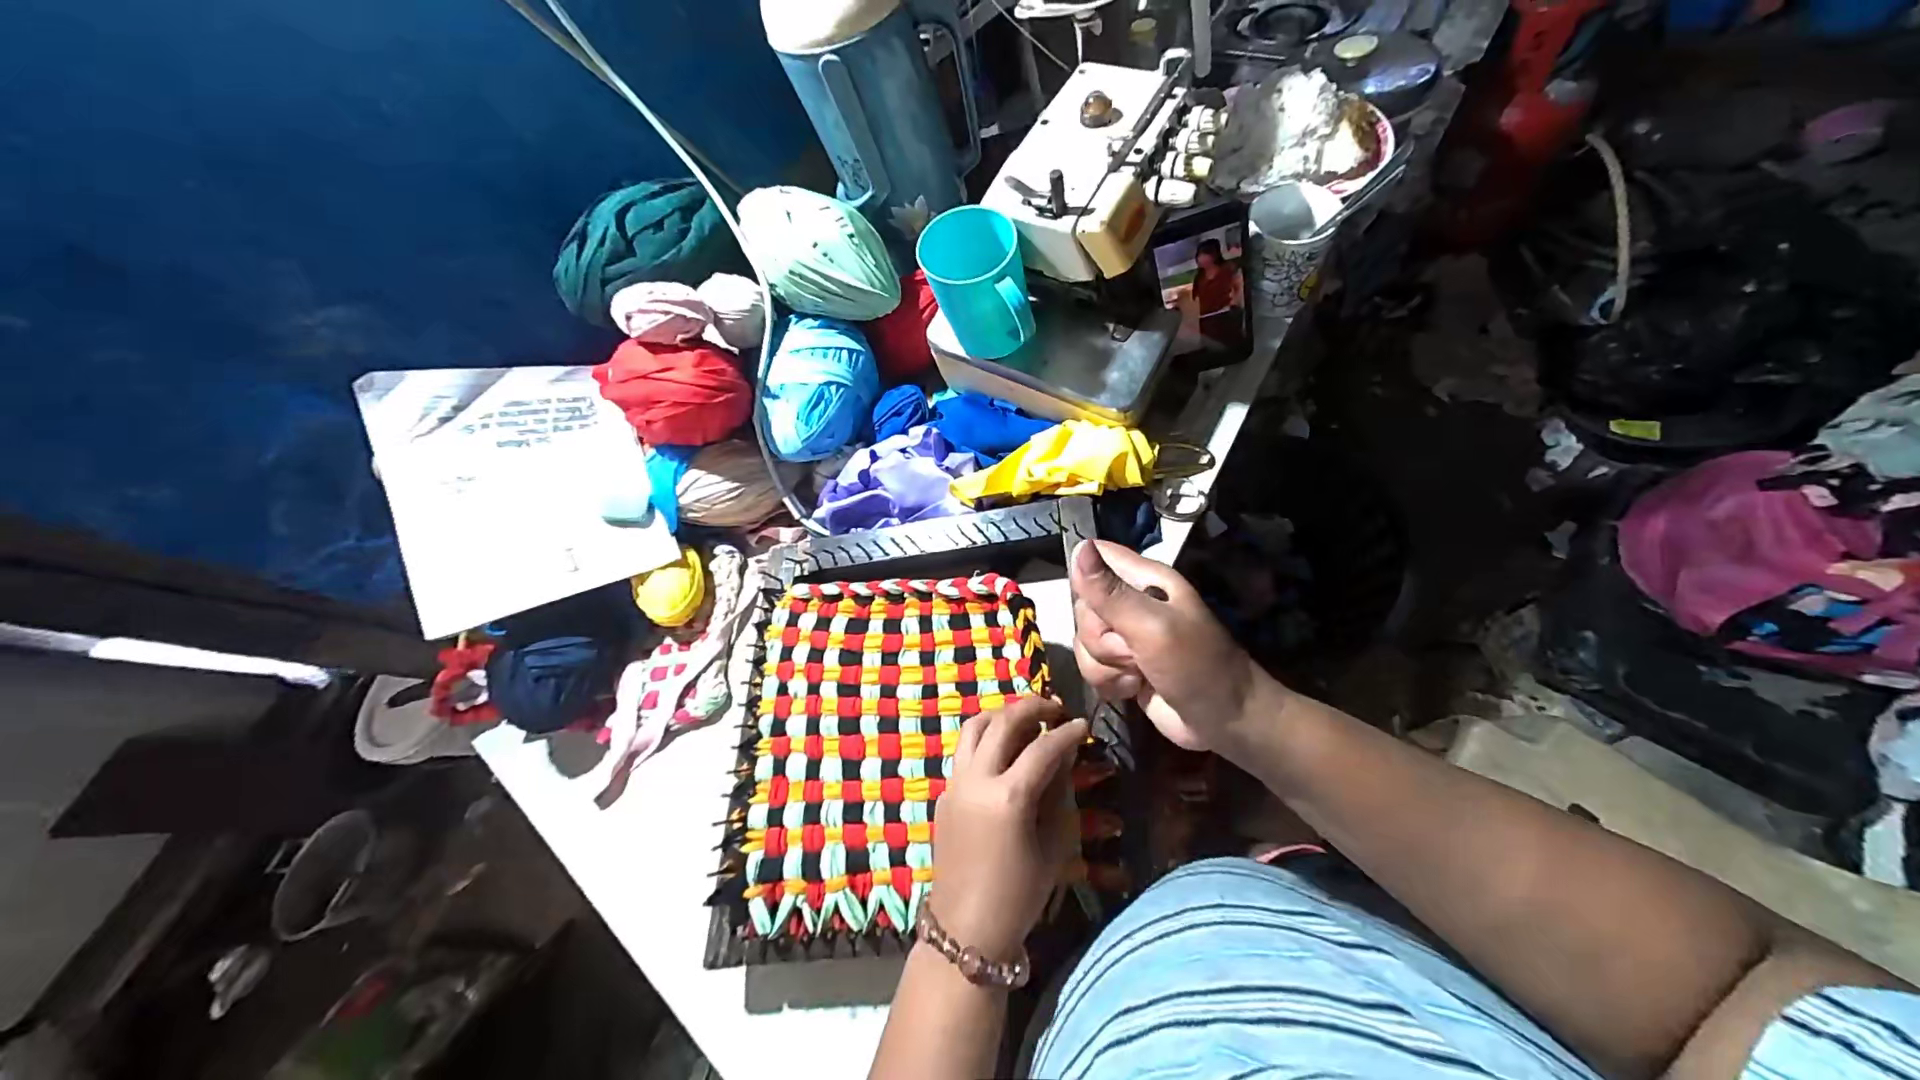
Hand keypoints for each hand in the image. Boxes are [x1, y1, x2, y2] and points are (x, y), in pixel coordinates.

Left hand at [931, 697, 1087, 961]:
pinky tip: (1004, 749)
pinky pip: (964, 751)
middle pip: (1003, 722)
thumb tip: (1064, 754)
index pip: (1043, 748)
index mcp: (1008, 798)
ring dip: (1002, 715)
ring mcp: (955, 783)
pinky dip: (985, 738)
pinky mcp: (944, 792)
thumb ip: (1060, 793)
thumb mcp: (1055, 845)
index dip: (1067, 733)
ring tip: (1026, 719)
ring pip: (974, 727)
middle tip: (1056, 708)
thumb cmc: (1020, 894)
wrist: (967, 927)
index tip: (1083, 724)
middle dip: (1032, 708)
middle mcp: (976, 780)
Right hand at [1070, 539, 1258, 751]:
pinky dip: (1108, 682)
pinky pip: (1090, 666)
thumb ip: (1111, 593)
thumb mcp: (1152, 626)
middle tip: (1132, 649)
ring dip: (1105, 664)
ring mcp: (1125, 636)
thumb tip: (1079, 547)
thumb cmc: (1197, 665)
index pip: (1096, 554)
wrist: (1225, 721)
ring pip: (1083, 640)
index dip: (1083, 573)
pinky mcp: (1121, 666)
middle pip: (1082, 607)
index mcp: (1144, 579)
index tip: (1095, 603)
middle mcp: (1130, 601)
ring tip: (1138, 671)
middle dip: (1099, 636)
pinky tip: (1132, 687)